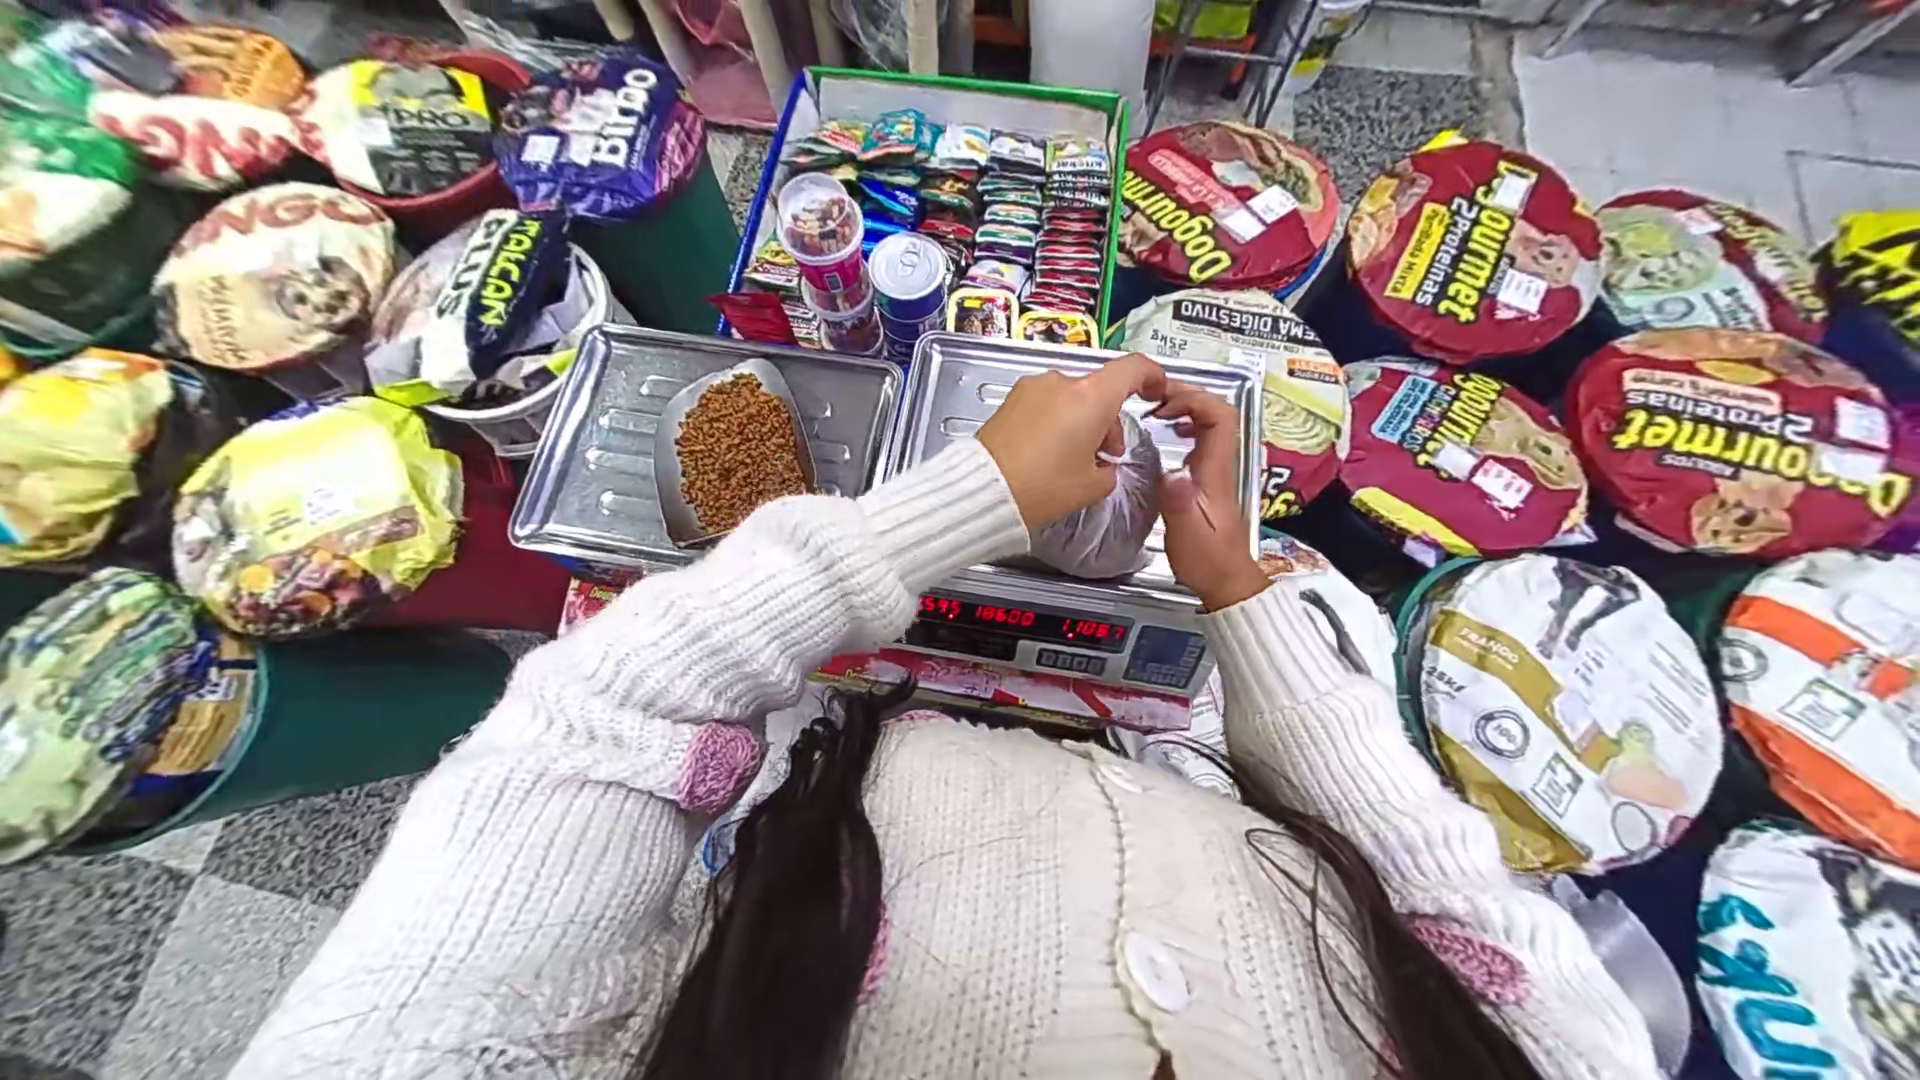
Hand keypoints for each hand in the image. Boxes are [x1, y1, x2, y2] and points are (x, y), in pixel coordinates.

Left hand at [977, 353, 1167, 525]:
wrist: (985, 490)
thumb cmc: (1041, 486)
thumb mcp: (1091, 486)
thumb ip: (1109, 469)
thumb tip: (1103, 466)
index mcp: (1091, 397)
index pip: (1133, 368)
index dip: (1151, 376)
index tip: (1154, 389)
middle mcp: (1061, 383)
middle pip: (1098, 390)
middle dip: (1106, 420)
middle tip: (1104, 455)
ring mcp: (1032, 388)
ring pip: (1070, 397)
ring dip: (1079, 421)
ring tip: (1071, 459)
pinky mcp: (1010, 400)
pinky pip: (1044, 404)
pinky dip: (1054, 421)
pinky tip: (1047, 453)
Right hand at [1155, 380, 1269, 611]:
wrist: (1227, 581)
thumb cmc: (1206, 560)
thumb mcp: (1186, 533)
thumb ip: (1179, 501)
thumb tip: (1171, 472)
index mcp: (1216, 471)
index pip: (1220, 416)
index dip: (1194, 399)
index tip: (1162, 405)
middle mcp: (1220, 465)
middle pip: (1217, 411)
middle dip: (1187, 395)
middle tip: (1154, 397)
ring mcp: (1216, 471)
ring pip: (1211, 422)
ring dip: (1186, 407)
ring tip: (1158, 408)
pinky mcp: (1208, 479)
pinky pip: (1202, 438)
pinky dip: (1186, 425)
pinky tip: (1170, 432)